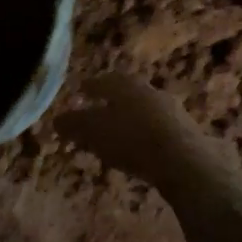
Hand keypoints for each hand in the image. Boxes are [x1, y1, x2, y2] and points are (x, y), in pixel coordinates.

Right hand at [54, 72, 220, 190]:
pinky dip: (144, 135)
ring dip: (129, 119)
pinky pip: (157, 128)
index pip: (103, 80)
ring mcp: (171, 110)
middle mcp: (149, 91)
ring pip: (143, 110)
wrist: (184, 162)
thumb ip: (73, 124)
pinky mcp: (185, 133)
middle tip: (96, 111)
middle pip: (125, 93)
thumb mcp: (94, 132)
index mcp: (125, 85)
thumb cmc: (132, 140)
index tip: (80, 91)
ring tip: (116, 133)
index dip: (90, 87)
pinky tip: (139, 149)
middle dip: (110, 102)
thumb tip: (56, 120)